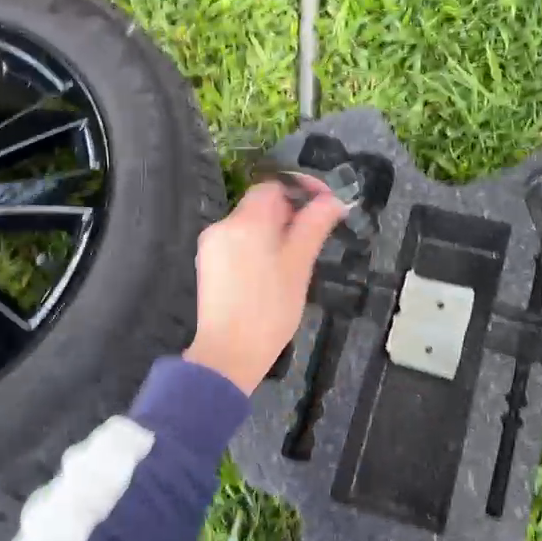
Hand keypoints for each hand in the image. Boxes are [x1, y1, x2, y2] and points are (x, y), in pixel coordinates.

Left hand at [182, 179, 344, 393]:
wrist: (228, 354)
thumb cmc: (270, 311)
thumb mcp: (299, 266)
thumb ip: (314, 226)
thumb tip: (334, 200)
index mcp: (246, 222)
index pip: (273, 186)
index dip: (301, 188)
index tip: (325, 204)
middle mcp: (223, 226)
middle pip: (260, 204)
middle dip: (290, 212)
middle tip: (315, 234)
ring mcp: (211, 245)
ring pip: (249, 224)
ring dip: (274, 230)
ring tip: (296, 257)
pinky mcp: (208, 264)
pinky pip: (237, 241)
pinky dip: (257, 245)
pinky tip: (272, 271)